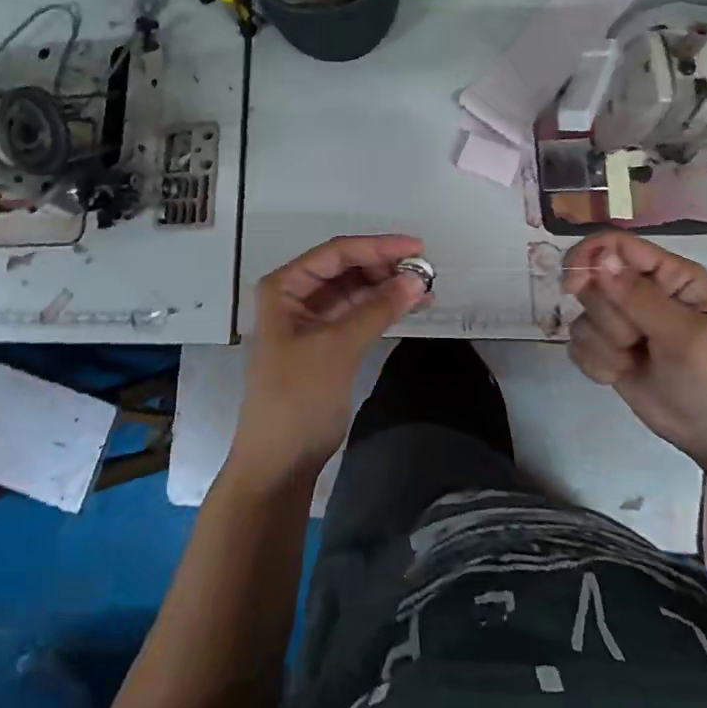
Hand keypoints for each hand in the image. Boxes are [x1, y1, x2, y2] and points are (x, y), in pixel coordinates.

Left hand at [230, 235, 428, 483]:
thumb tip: (417, 278)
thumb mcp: (338, 347)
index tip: (419, 248)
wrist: (279, 460)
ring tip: (426, 289)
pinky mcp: (323, 343)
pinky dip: (380, 310)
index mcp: (283, 287)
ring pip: (352, 291)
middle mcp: (293, 296)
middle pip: (344, 268)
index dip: (377, 247)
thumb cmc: (298, 397)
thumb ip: (378, 309)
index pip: (335, 253)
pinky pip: (354, 314)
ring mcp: (308, 320)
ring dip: (385, 288)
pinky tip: (409, 308)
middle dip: (383, 267)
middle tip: (426, 272)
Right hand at [563, 231, 706, 467]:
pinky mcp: (609, 353)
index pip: (616, 245)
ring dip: (603, 345)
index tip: (573, 288)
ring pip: (582, 316)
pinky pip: (577, 344)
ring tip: (635, 363)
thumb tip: (598, 258)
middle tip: (635, 340)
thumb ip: (638, 297)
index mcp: (672, 277)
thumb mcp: (688, 336)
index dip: (588, 259)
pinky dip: (595, 363)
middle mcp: (643, 293)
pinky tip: (620, 376)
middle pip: (591, 281)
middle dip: (606, 315)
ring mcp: (624, 325)